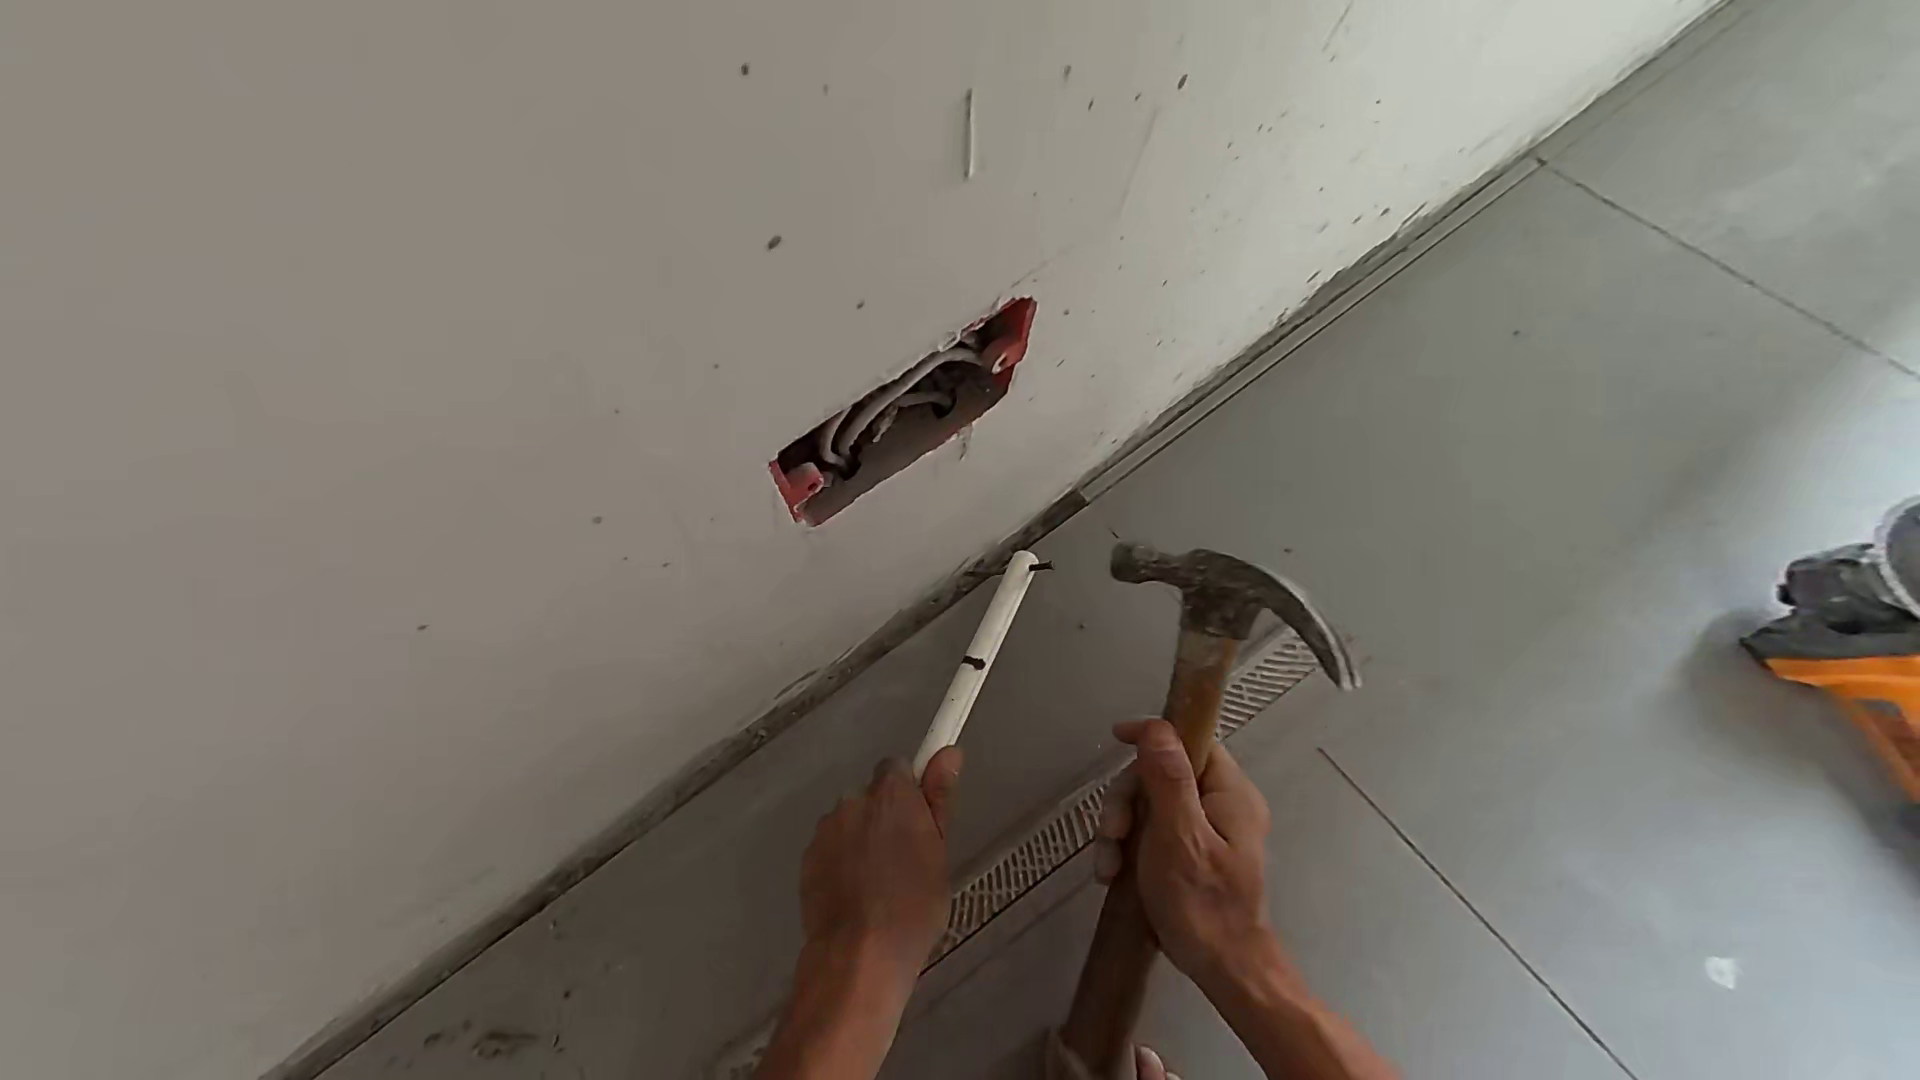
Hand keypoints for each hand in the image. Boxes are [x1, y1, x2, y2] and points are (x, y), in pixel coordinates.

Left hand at [798, 748, 962, 995]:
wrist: (859, 956)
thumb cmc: (913, 905)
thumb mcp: (939, 851)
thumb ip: (939, 796)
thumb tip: (950, 752)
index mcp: (891, 792)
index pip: (897, 767)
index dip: (908, 792)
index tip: (917, 819)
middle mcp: (853, 799)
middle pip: (871, 796)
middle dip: (883, 817)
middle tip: (902, 858)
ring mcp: (826, 829)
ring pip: (849, 822)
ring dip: (860, 839)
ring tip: (876, 885)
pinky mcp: (807, 857)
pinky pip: (830, 848)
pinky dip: (840, 862)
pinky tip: (854, 895)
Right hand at [1094, 719, 1271, 986]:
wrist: (1226, 974)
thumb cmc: (1203, 906)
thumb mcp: (1178, 837)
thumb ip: (1168, 779)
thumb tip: (1156, 727)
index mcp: (1229, 792)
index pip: (1191, 737)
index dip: (1153, 735)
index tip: (1119, 739)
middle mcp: (1222, 802)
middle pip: (1160, 771)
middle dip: (1127, 799)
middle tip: (1112, 832)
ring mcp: (1206, 827)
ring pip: (1149, 801)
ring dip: (1120, 828)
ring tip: (1109, 864)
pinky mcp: (1190, 849)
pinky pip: (1151, 827)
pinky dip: (1128, 845)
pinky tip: (1114, 871)